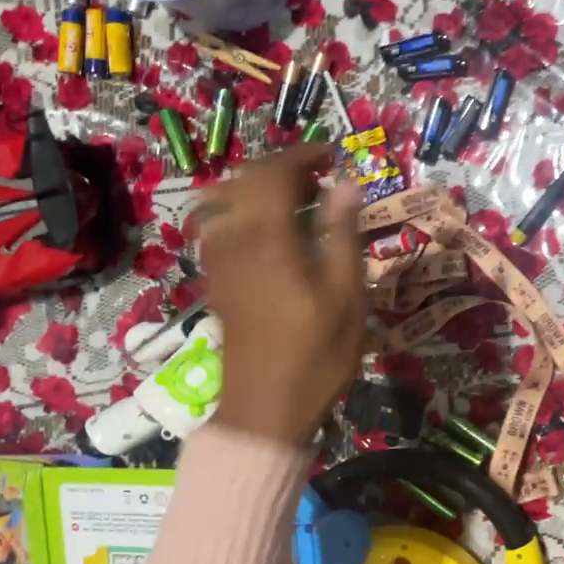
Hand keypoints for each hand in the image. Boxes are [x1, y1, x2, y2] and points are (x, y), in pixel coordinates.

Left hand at [196, 143, 365, 447]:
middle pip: (246, 180)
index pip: (276, 173)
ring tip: (300, 200)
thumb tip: (346, 183)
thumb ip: (343, 233)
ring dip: (261, 188)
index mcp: (269, 238)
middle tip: (322, 176)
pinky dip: (245, 212)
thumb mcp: (347, 295)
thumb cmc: (317, 354)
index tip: (335, 155)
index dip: (304, 154)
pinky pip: (221, 226)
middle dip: (284, 167)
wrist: (265, 409)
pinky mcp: (216, 280)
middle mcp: (235, 240)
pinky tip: (273, 232)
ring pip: (227, 200)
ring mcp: (219, 261)